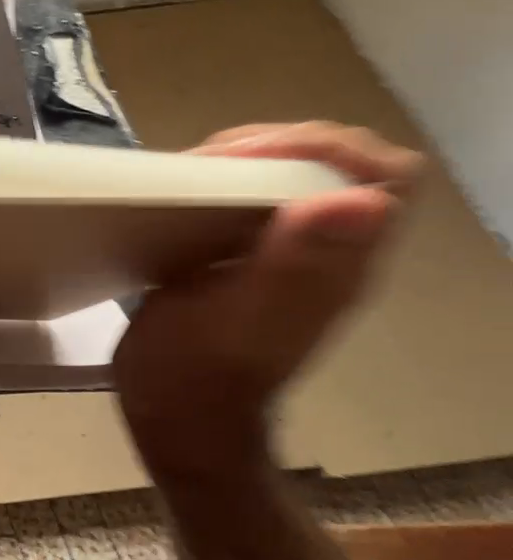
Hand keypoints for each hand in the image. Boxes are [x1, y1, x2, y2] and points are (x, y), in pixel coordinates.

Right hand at [113, 122, 421, 476]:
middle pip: (337, 165)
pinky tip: (178, 197)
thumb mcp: (244, 320)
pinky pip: (247, 199)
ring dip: (241, 160)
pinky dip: (215, 183)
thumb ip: (297, 264)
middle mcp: (325, 251)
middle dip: (276, 145)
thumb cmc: (200, 372)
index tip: (247, 157)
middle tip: (208, 164)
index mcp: (341, 263)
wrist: (177, 415)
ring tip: (187, 175)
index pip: (382, 174)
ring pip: (290, 176)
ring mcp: (283, 254)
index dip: (323, 148)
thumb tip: (359, 200)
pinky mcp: (242, 258)